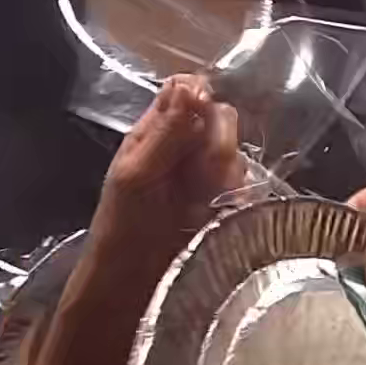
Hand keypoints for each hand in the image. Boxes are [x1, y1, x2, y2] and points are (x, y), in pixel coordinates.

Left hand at [87, 75, 240, 292]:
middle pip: (219, 115)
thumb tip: (192, 85)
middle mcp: (182, 143)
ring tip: (204, 195)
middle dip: (217, 140)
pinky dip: (233, 189)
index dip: (201, 95)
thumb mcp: (138, 174)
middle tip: (200, 168)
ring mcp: (203, 168)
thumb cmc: (124, 224)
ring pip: (233, 146)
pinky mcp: (220, 193)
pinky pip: (242, 176)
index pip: (186, 89)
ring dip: (224, 169)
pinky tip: (219, 205)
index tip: (204, 115)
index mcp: (154, 130)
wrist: (135, 279)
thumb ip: (167, 130)